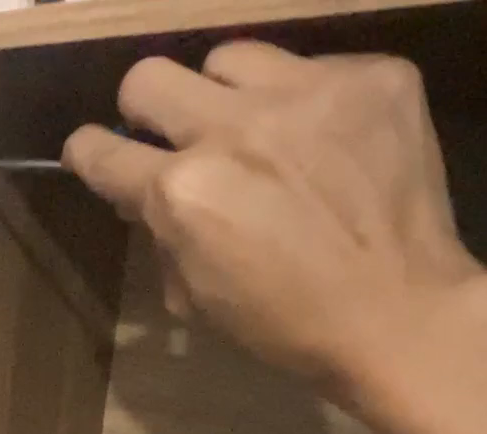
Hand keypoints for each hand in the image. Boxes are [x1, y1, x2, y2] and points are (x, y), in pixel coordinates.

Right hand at [63, 43, 486, 388]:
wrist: (399, 312)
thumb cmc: (283, 322)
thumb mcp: (196, 294)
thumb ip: (161, 233)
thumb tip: (143, 197)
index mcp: (183, 192)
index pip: (102, 151)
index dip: (87, 153)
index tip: (93, 154)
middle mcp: (233, 128)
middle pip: (149, 77)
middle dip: (145, 110)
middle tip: (168, 137)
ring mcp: (307, 92)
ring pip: (227, 58)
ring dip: (223, 96)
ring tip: (254, 132)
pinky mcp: (371, 77)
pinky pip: (308, 66)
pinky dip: (300, 104)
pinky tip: (323, 144)